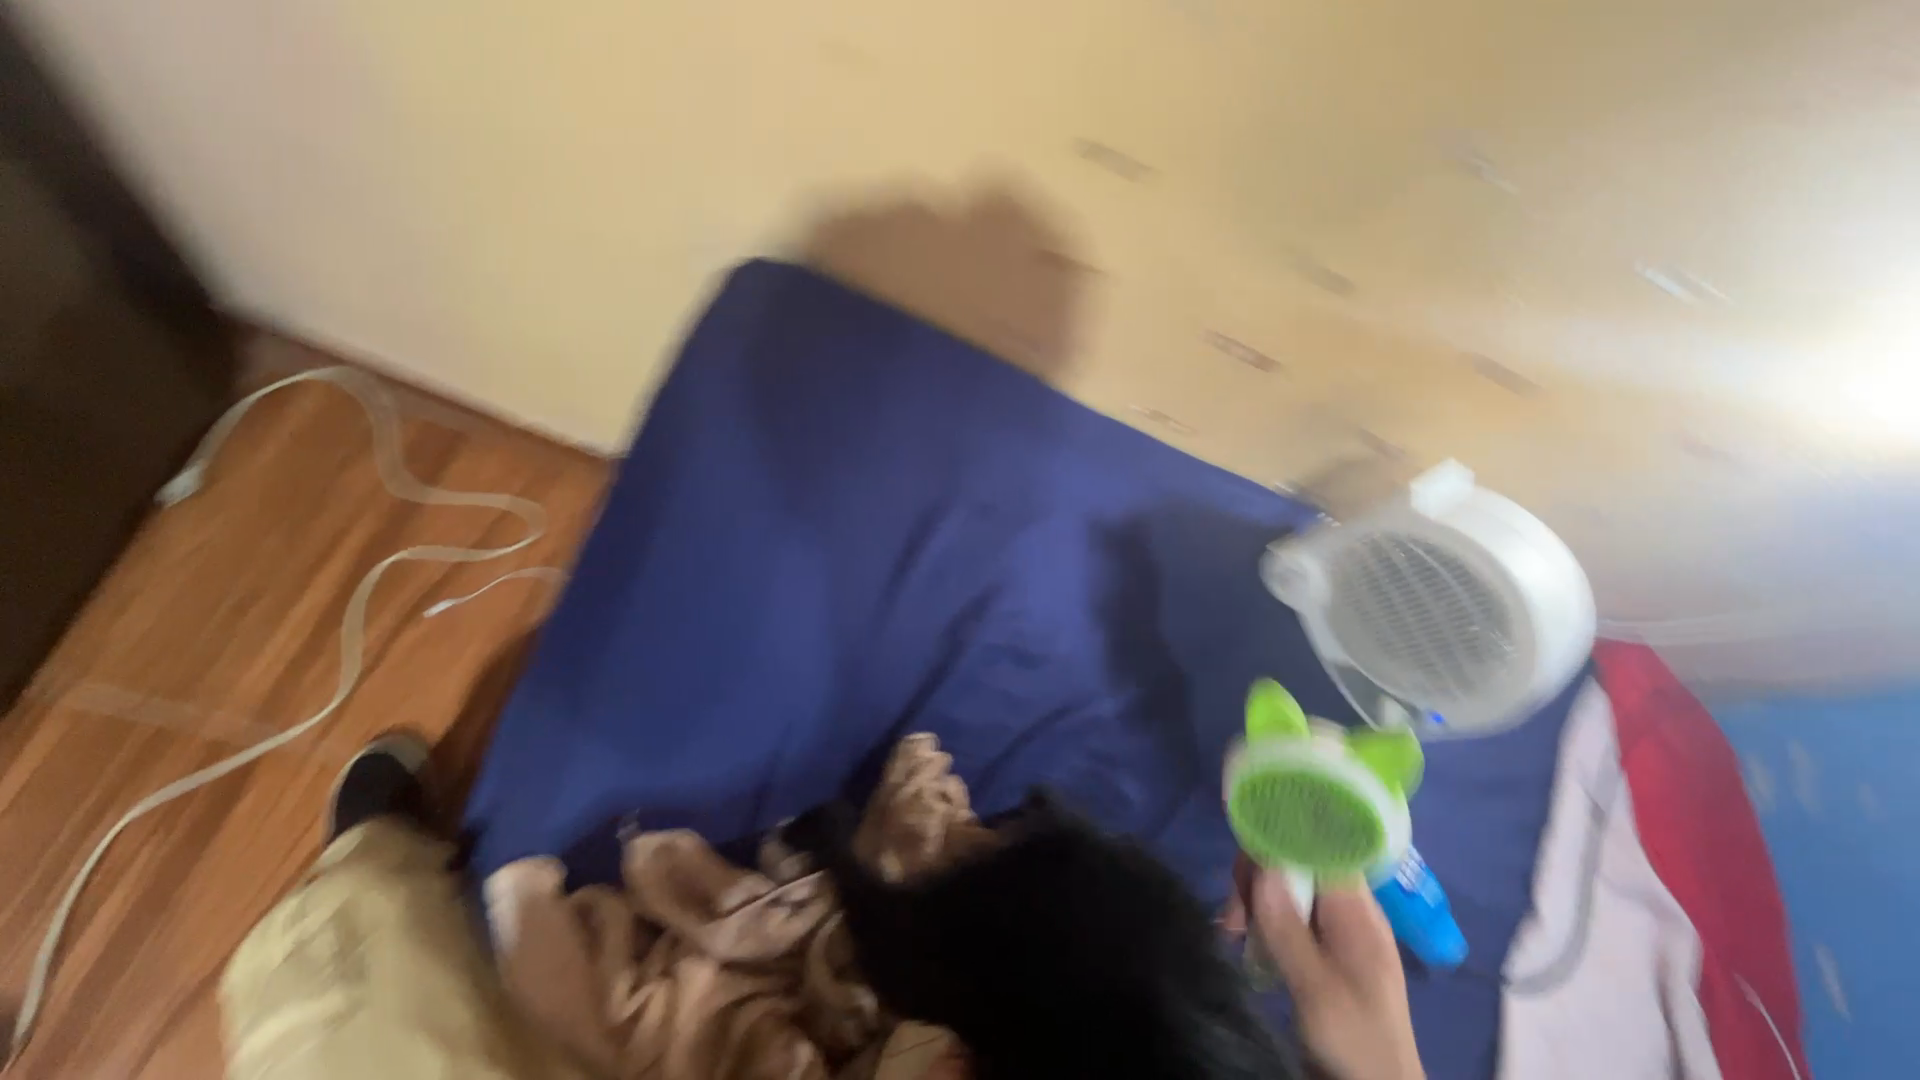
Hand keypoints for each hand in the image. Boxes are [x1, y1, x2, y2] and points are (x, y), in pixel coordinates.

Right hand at [1224, 859, 1424, 1079]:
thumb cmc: (1355, 1044)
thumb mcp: (1317, 990)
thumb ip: (1288, 928)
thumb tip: (1265, 864)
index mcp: (1357, 912)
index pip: (1319, 847)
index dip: (1280, 843)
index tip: (1245, 866)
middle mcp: (1346, 912)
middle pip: (1295, 865)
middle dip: (1258, 879)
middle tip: (1234, 916)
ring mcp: (1332, 932)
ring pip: (1284, 889)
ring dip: (1253, 902)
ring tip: (1232, 933)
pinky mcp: (1317, 952)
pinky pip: (1284, 916)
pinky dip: (1260, 921)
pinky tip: (1242, 943)